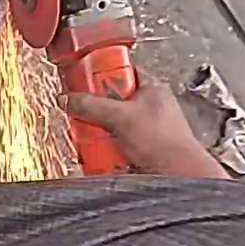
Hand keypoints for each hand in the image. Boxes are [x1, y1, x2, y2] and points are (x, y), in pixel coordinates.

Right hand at [61, 74, 228, 178]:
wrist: (177, 175)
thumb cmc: (162, 141)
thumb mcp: (119, 116)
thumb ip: (90, 105)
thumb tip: (67, 99)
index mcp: (151, 88)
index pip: (121, 70)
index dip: (101, 73)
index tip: (81, 80)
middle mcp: (148, 106)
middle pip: (110, 100)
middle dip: (93, 109)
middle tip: (83, 113)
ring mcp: (143, 127)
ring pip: (109, 122)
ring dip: (96, 130)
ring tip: (90, 136)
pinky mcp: (139, 147)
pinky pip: (112, 141)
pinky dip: (103, 146)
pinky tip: (99, 152)